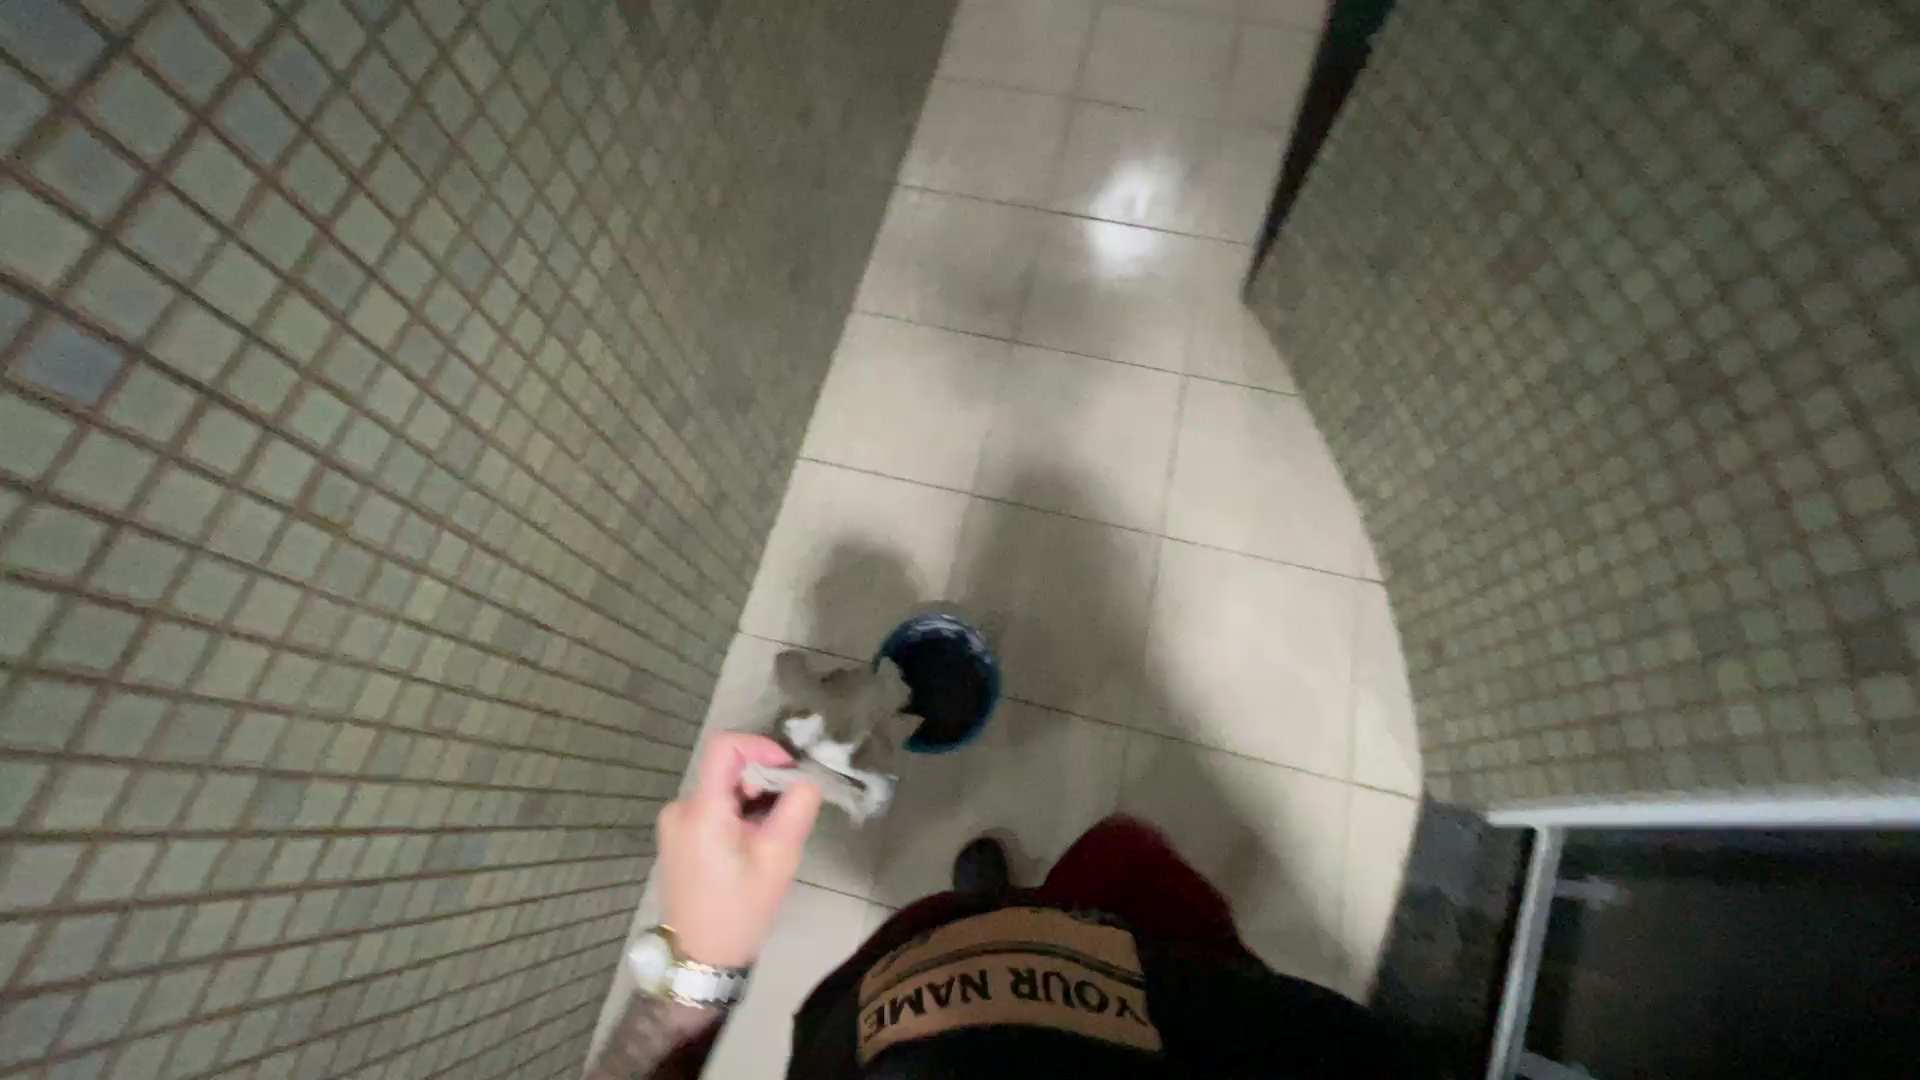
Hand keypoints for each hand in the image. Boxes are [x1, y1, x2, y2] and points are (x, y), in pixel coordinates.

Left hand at [656, 733, 822, 967]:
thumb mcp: (780, 857)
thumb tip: (807, 776)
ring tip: (769, 838)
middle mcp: (680, 809)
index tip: (788, 772)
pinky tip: (750, 847)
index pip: (726, 746)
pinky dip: (738, 813)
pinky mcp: (677, 837)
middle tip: (785, 815)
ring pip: (724, 789)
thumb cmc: (742, 909)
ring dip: (753, 801)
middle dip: (764, 782)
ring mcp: (674, 824)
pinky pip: (713, 807)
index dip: (761, 747)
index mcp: (701, 811)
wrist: (703, 961)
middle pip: (728, 769)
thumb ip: (797, 806)